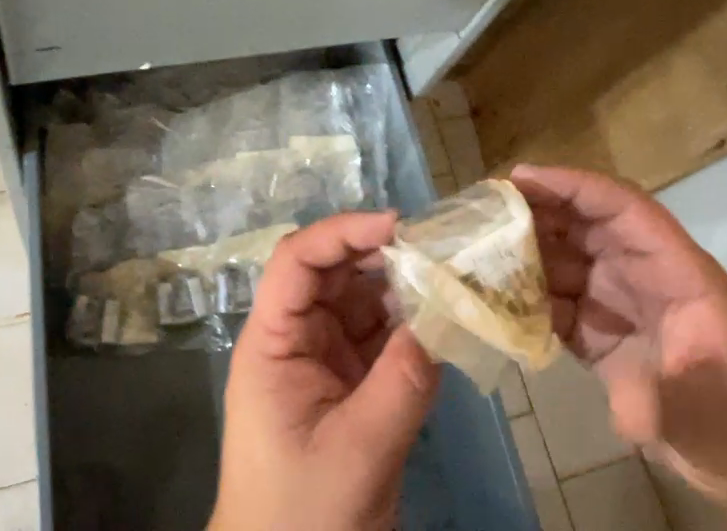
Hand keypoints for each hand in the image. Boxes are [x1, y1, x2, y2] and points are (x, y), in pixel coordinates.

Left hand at [210, 212, 441, 530]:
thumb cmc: (302, 514)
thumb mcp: (356, 452)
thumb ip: (401, 385)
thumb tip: (445, 319)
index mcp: (273, 342)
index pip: (298, 262)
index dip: (343, 232)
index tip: (398, 224)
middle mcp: (297, 339)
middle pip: (334, 274)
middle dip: (383, 255)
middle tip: (441, 248)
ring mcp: (324, 361)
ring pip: (363, 303)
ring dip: (404, 289)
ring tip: (453, 276)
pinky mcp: (350, 386)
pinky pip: (382, 340)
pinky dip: (412, 327)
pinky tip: (447, 318)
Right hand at [512, 165, 726, 526]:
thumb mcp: (714, 416)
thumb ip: (670, 404)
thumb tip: (627, 407)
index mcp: (678, 273)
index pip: (624, 209)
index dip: (575, 187)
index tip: (521, 179)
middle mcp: (645, 277)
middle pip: (586, 226)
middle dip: (536, 212)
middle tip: (481, 213)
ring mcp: (623, 306)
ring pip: (567, 261)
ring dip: (525, 255)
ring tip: (476, 255)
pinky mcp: (605, 337)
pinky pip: (559, 303)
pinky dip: (528, 300)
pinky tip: (496, 305)